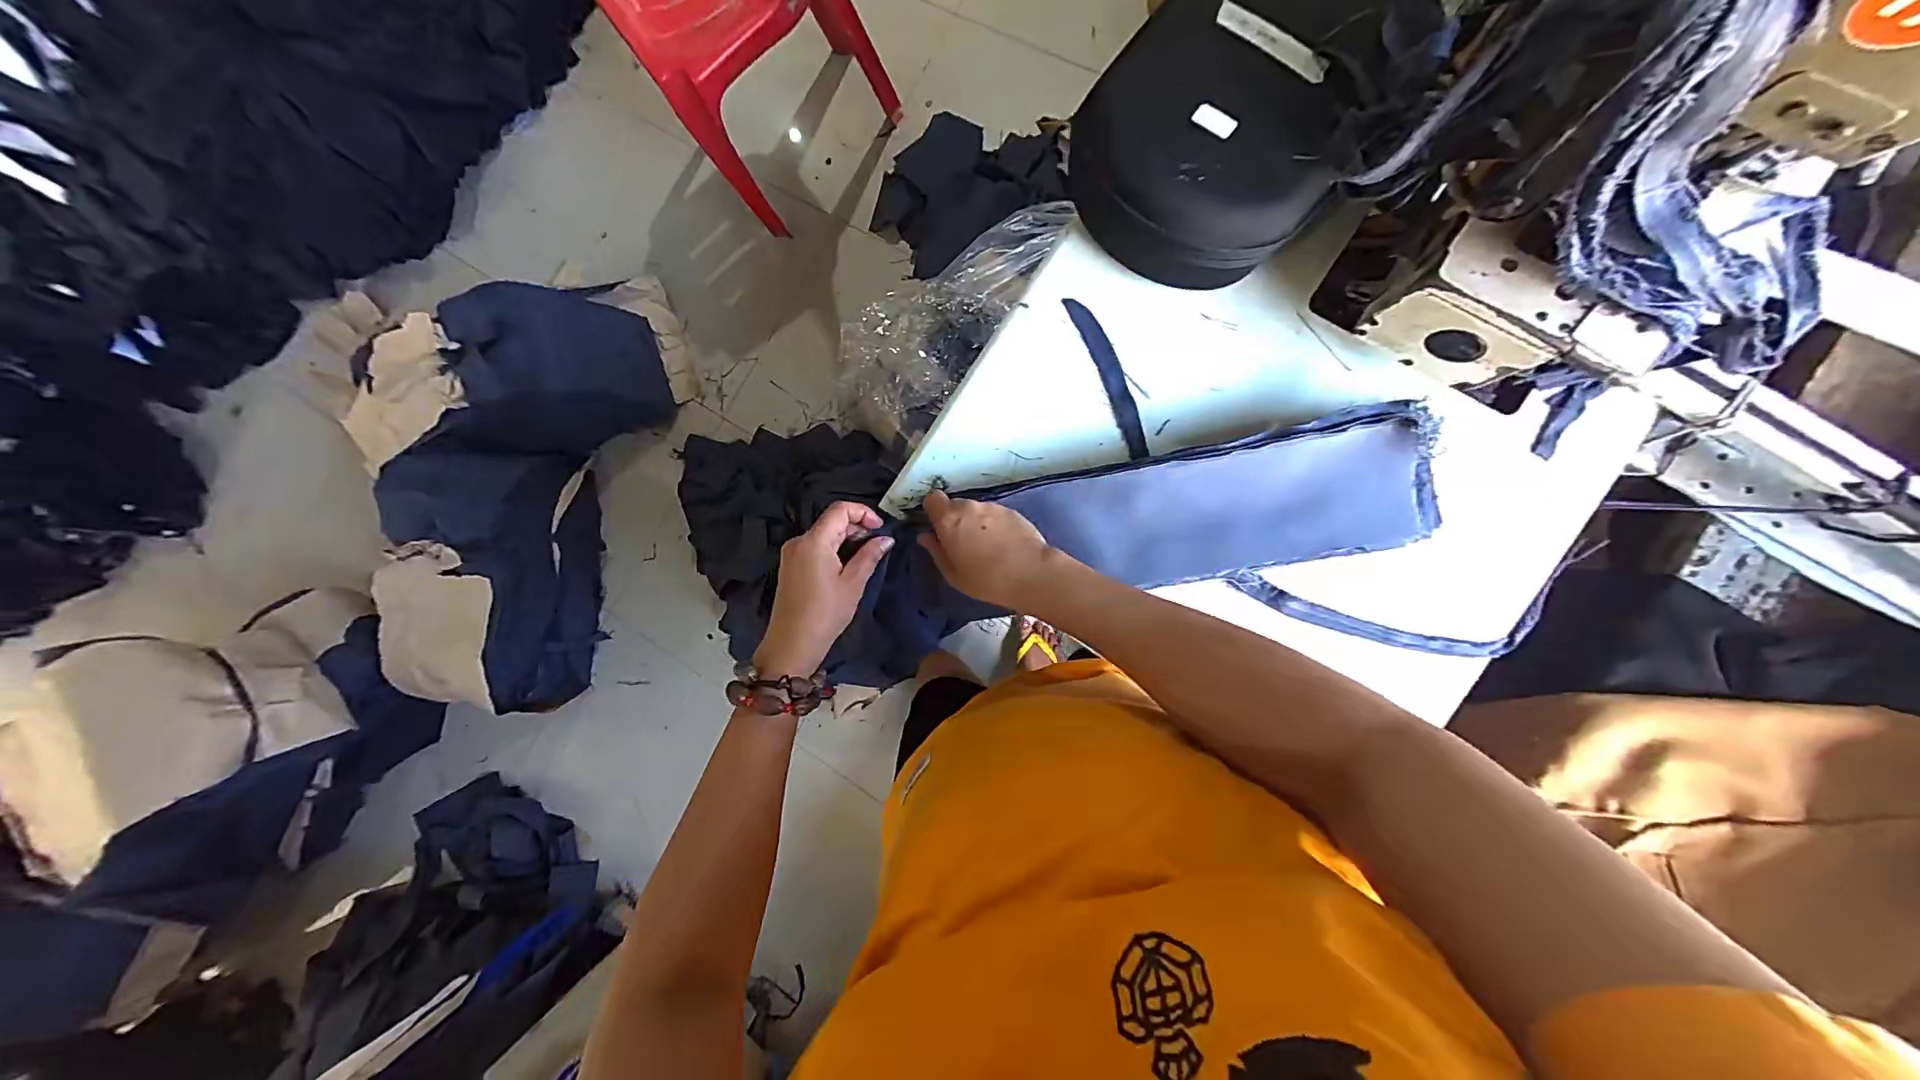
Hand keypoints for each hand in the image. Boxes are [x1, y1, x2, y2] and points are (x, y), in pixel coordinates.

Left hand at [756, 502, 893, 677]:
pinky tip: (847, 562)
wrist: (792, 643)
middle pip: (831, 520)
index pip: (839, 510)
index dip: (863, 512)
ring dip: (846, 536)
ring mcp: (791, 553)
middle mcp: (799, 541)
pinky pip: (815, 545)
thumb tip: (886, 539)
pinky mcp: (790, 564)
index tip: (881, 527)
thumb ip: (869, 556)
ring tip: (866, 553)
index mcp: (814, 541)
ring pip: (823, 532)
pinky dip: (833, 547)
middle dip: (856, 525)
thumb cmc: (826, 613)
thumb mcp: (853, 583)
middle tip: (877, 542)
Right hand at [917, 490, 1059, 609]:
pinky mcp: (1013, 512)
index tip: (938, 528)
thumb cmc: (986, 580)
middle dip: (956, 521)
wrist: (1031, 573)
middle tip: (964, 544)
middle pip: (955, 506)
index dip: (934, 511)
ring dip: (977, 523)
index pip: (932, 499)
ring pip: (977, 511)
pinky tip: (1004, 546)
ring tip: (988, 548)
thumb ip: (936, 551)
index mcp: (949, 520)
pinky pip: (995, 516)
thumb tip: (925, 536)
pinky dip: (995, 526)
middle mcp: (969, 507)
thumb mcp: (953, 574)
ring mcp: (993, 507)